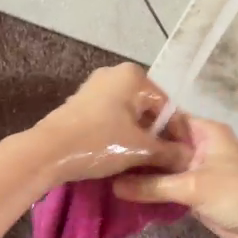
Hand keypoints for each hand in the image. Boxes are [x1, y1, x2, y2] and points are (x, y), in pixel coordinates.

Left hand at [27, 64, 192, 184]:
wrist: (47, 152)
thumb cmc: (99, 143)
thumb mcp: (140, 149)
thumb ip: (169, 152)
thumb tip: (189, 157)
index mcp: (133, 76)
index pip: (167, 107)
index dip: (177, 135)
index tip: (182, 158)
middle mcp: (114, 74)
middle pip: (147, 109)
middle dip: (156, 136)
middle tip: (164, 163)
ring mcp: (95, 87)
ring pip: (128, 116)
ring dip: (138, 138)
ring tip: (145, 163)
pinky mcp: (81, 104)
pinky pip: (110, 118)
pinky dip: (119, 135)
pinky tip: (122, 155)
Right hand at [112, 116, 237, 237]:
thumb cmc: (235, 196)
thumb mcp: (191, 187)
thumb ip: (152, 185)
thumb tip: (114, 185)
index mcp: (206, 131)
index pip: (168, 117)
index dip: (142, 122)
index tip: (112, 128)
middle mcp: (201, 145)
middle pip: (164, 142)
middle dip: (139, 149)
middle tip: (105, 153)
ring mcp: (197, 168)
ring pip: (164, 164)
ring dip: (143, 170)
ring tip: (108, 170)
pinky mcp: (195, 190)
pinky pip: (168, 183)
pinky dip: (152, 186)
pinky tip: (125, 189)